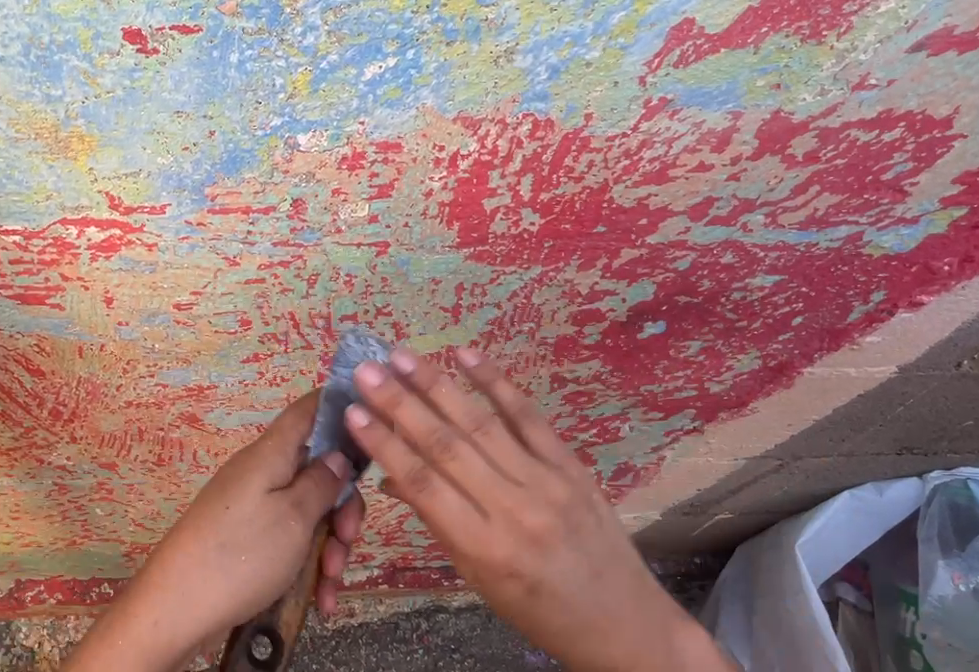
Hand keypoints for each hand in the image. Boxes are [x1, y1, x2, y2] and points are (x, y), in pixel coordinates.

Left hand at [64, 391, 367, 671]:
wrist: (178, 606)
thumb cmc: (241, 553)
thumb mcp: (294, 517)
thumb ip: (322, 482)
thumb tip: (338, 455)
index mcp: (272, 453)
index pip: (307, 410)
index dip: (338, 408)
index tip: (369, 425)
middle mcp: (262, 472)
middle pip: (317, 471)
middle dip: (342, 509)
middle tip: (348, 542)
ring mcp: (254, 505)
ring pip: (308, 512)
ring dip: (328, 547)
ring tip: (329, 585)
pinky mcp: (248, 536)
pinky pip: (289, 539)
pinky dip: (308, 565)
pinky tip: (318, 599)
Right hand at [345, 348, 733, 671]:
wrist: (626, 625)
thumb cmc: (538, 610)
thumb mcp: (478, 578)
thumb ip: (437, 520)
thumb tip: (390, 471)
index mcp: (484, 548)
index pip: (422, 484)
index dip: (384, 444)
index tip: (352, 411)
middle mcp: (513, 510)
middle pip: (446, 446)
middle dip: (400, 403)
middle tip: (365, 370)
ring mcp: (546, 482)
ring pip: (480, 423)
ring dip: (435, 384)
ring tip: (399, 356)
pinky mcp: (570, 464)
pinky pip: (527, 415)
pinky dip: (494, 381)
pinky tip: (465, 354)